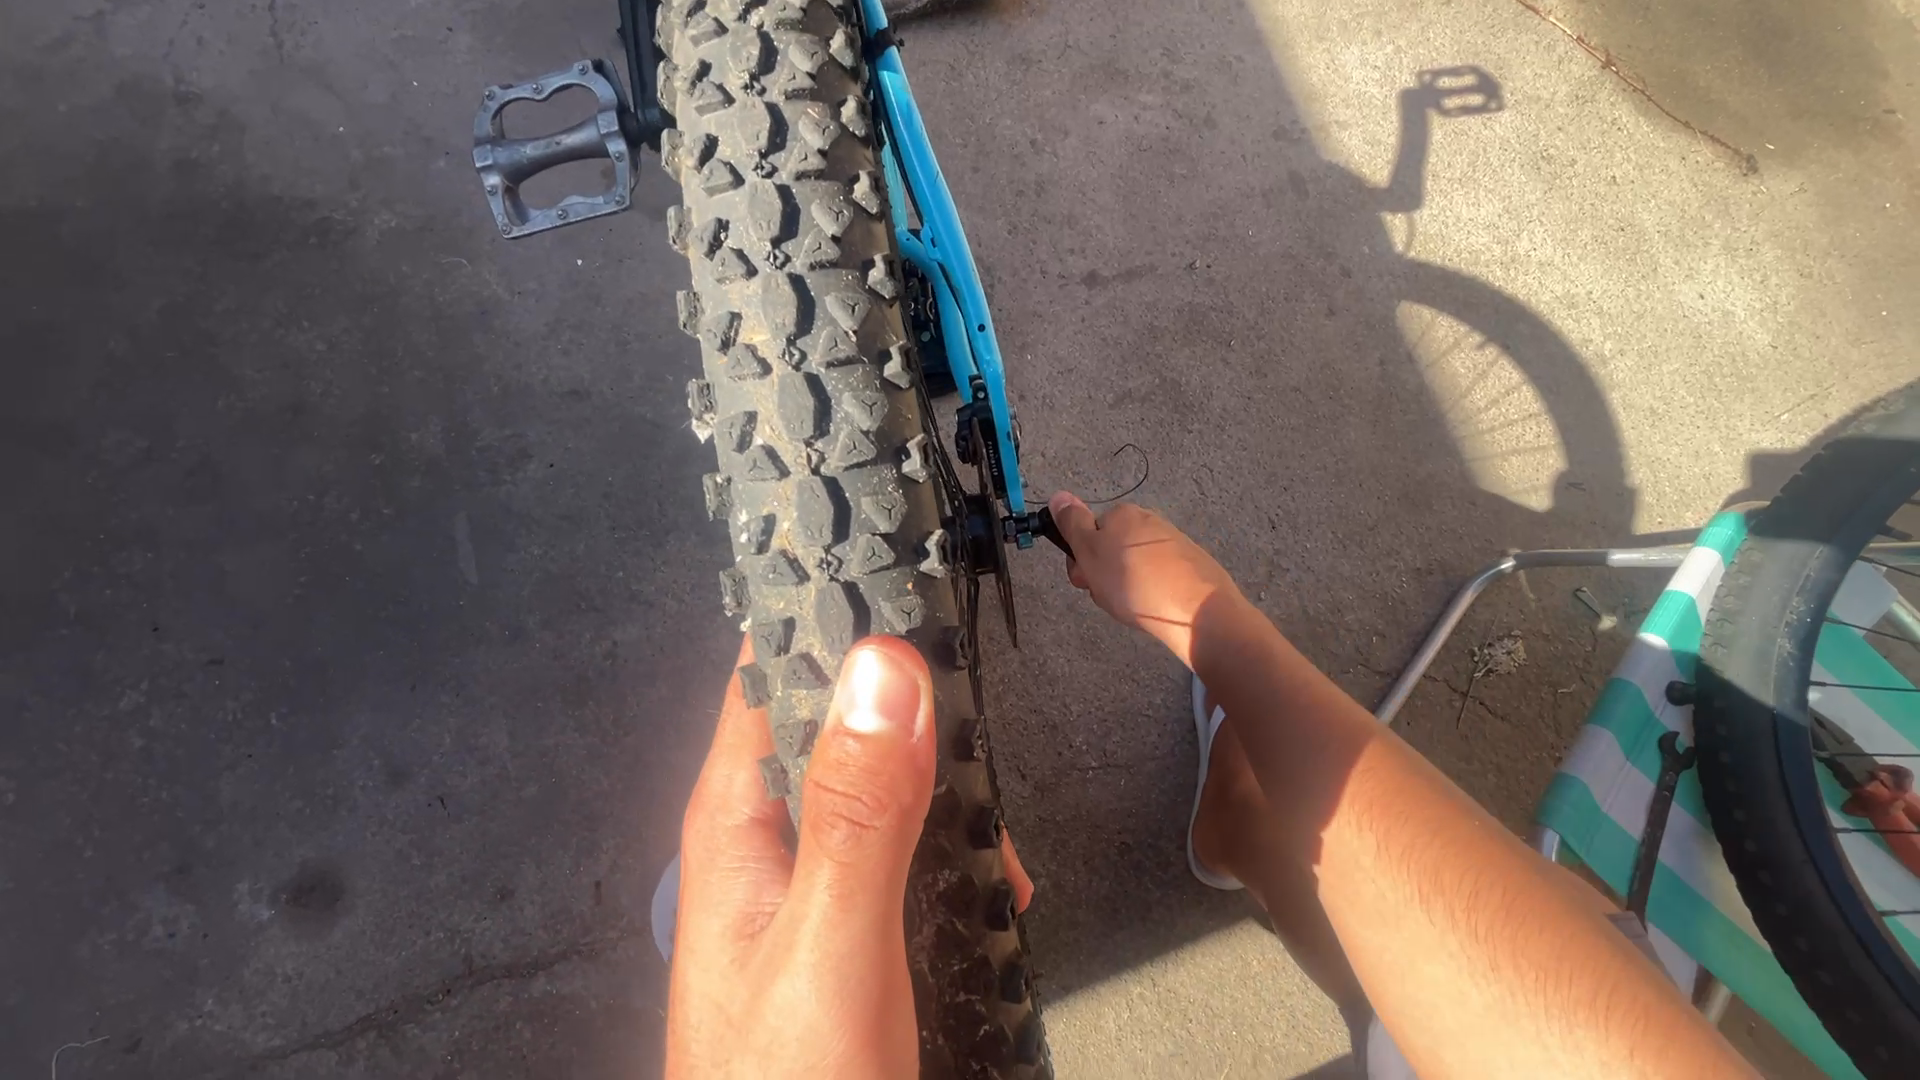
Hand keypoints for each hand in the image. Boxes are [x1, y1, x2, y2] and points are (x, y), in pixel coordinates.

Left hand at [665, 636, 1031, 1078]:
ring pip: (884, 772)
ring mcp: (815, 867)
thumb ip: (859, 809)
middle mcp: (772, 828)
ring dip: (944, 778)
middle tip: (972, 704)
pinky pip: (906, 831)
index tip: (897, 568)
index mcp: (741, 813)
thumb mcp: (832, 941)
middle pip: (839, 712)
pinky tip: (984, 870)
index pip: (771, 669)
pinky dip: (952, 834)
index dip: (827, 613)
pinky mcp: (852, 905)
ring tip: (990, 820)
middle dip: (912, 701)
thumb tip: (884, 668)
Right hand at [1048, 491, 1244, 665]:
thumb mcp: (1090, 553)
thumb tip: (1058, 496)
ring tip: (1132, 605)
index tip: (1085, 580)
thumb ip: (1071, 524)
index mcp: (1122, 514)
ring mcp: (1171, 543)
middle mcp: (1148, 521)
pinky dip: (1148, 591)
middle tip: (1108, 595)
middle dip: (1103, 574)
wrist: (1195, 610)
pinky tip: (1152, 606)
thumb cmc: (1134, 582)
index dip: (1081, 559)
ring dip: (1124, 585)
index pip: (1087, 532)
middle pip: (1110, 549)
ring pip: (1131, 566)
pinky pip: (1155, 577)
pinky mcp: (1188, 565)